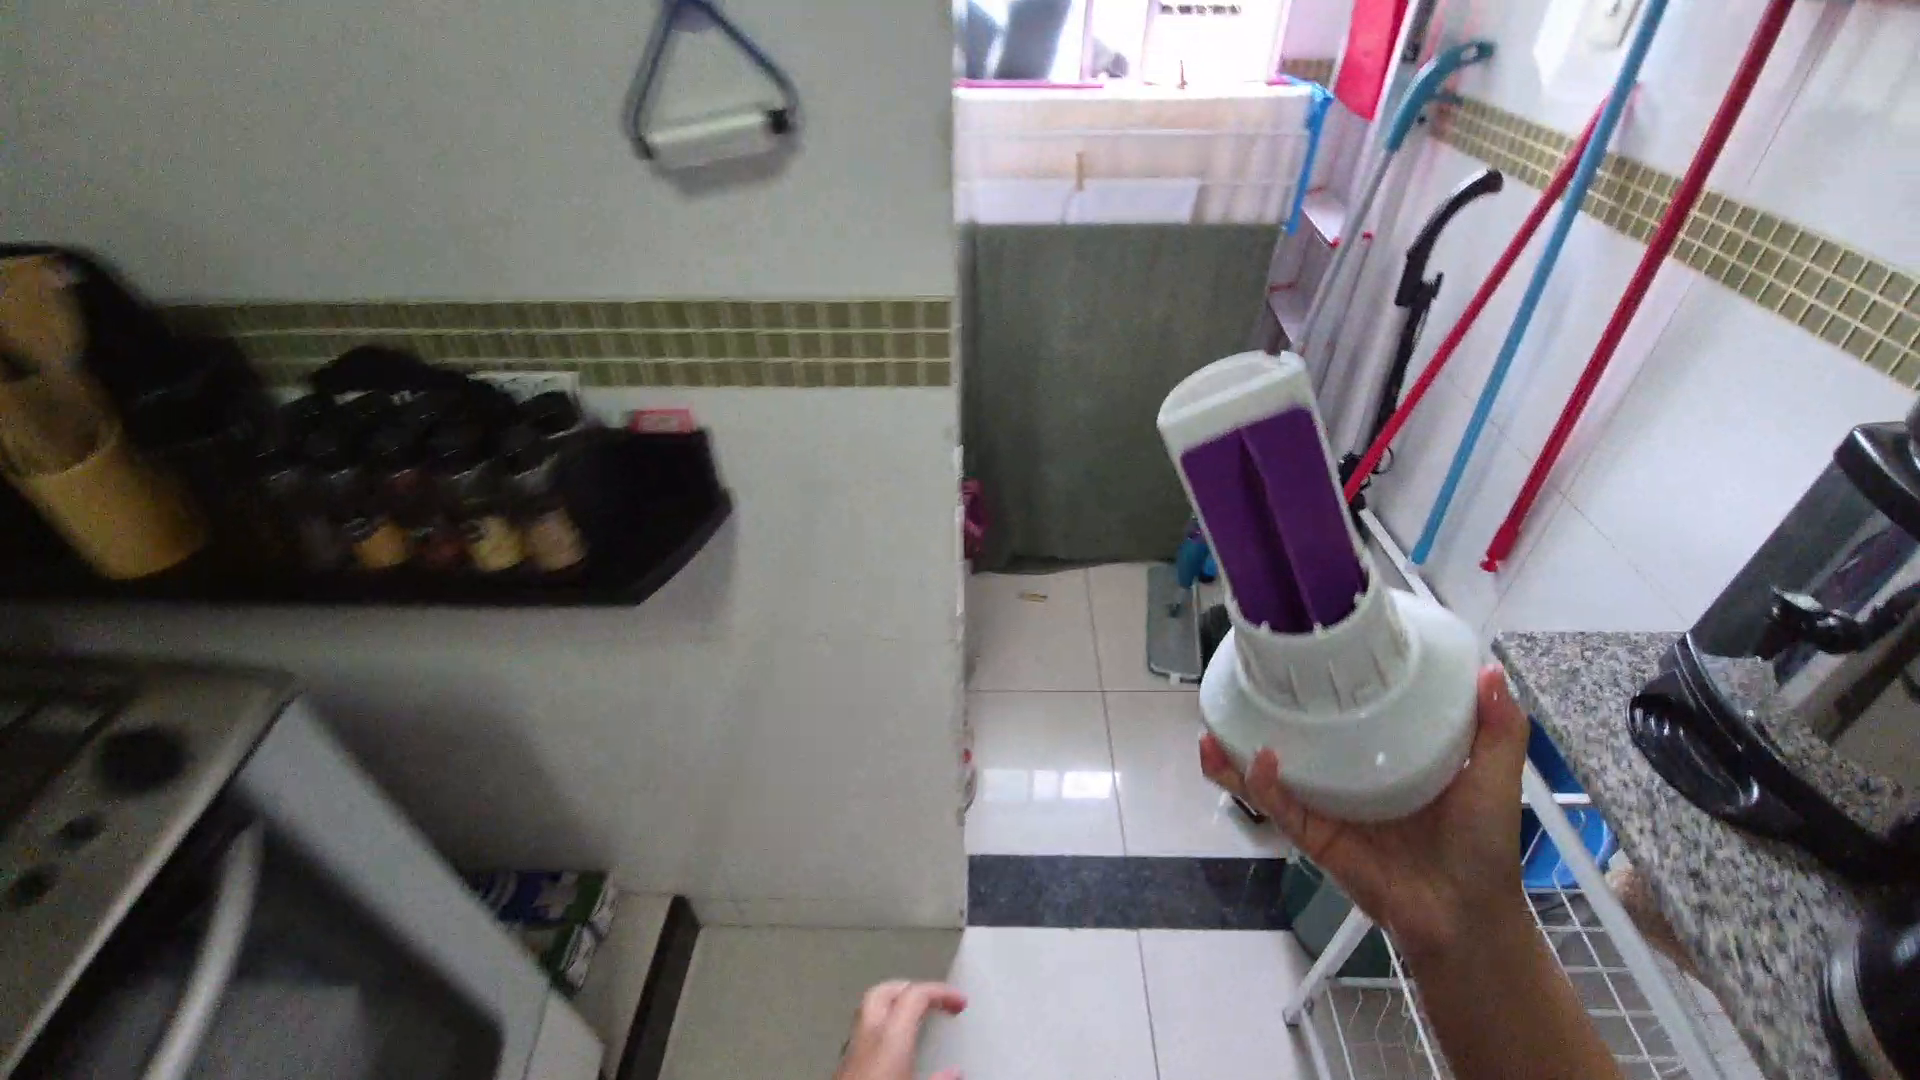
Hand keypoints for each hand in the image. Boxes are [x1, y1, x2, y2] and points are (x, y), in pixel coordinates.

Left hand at [834, 981, 966, 1079]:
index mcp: (890, 1038)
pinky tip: (893, 1054)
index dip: (941, 992)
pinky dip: (881, 1032)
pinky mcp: (842, 1071)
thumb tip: (954, 1074)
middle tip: (933, 1000)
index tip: (959, 1002)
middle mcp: (866, 1039)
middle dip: (910, 989)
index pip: (915, 993)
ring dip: (892, 1007)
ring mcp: (850, 1054)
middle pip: (885, 992)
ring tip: (914, 1020)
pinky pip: (862, 1037)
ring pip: (869, 1012)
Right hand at [1199, 664, 1530, 959]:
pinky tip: (1258, 760)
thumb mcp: (1492, 777)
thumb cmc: (1481, 844)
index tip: (1296, 654)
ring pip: (1264, 776)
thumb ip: (1497, 729)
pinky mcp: (1313, 836)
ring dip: (1231, 756)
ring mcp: (1322, 807)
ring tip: (1210, 732)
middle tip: (1235, 688)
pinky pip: (1280, 807)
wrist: (1468, 913)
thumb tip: (1489, 669)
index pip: (1337, 715)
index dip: (1313, 688)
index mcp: (1376, 758)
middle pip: (1287, 741)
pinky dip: (1261, 784)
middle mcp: (1341, 777)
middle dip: (1252, 718)